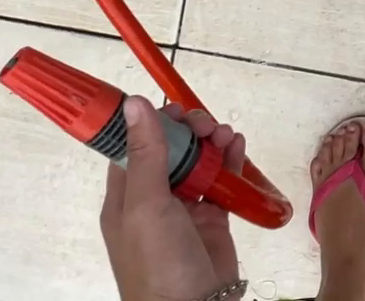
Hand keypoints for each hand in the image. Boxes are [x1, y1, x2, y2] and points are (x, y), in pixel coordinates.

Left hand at [100, 96, 245, 300]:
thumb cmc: (159, 262)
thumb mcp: (147, 206)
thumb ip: (146, 153)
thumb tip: (133, 102)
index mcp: (126, 199)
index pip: (134, 147)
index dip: (153, 123)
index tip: (175, 108)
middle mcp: (153, 200)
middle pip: (171, 149)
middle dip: (189, 130)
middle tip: (206, 125)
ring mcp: (184, 208)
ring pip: (198, 159)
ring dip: (212, 141)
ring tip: (226, 136)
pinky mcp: (213, 215)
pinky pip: (221, 177)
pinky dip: (230, 158)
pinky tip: (238, 145)